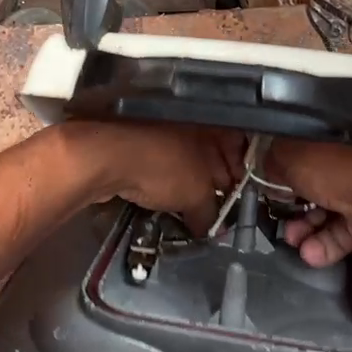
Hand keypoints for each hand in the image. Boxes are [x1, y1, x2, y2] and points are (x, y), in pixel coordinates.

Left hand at [59, 121, 241, 230]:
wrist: (109, 156)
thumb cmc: (163, 167)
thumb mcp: (197, 196)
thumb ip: (210, 213)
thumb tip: (212, 229)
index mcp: (210, 126)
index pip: (238, 147)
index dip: (242, 174)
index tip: (240, 199)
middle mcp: (190, 123)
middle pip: (211, 155)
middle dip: (215, 183)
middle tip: (218, 211)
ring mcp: (162, 130)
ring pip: (184, 161)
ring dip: (188, 185)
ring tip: (192, 212)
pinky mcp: (138, 144)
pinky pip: (161, 166)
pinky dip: (165, 184)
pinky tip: (166, 202)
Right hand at [264, 139, 351, 267]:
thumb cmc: (338, 170)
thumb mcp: (295, 154)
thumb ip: (275, 159)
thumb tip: (266, 168)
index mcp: (342, 136)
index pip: (309, 149)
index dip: (286, 166)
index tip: (269, 183)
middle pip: (318, 184)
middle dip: (295, 203)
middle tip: (278, 215)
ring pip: (329, 211)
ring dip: (306, 227)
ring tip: (293, 240)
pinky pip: (343, 234)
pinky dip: (325, 245)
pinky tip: (310, 254)